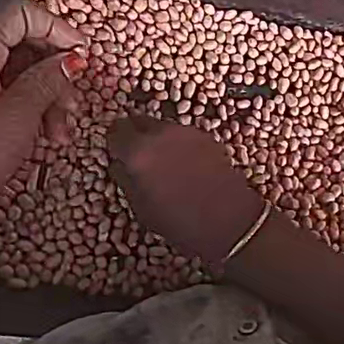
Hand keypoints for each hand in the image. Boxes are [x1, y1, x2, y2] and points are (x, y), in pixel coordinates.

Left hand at [0, 0, 85, 235]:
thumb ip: (47, 81)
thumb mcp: (16, 118)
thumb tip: (73, 58)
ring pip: (23, 70)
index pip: (19, 14)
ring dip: (51, 95)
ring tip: (63, 131)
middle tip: (75, 101)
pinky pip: (13, 92)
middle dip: (57, 69)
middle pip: (24, 43)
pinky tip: (50, 135)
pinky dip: (36, 109)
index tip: (85, 54)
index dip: (58, 28)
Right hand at [108, 116, 263, 263]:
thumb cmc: (180, 221)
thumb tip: (120, 164)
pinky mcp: (207, 137)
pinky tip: (184, 166)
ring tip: (163, 165)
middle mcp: (161, 133)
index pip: (115, 131)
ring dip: (157, 139)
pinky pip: (182, 134)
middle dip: (134, 135)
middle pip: (138, 121)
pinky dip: (178, 144)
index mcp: (138, 151)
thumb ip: (125, 178)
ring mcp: (187, 132)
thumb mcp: (141, 207)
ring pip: (162, 127)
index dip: (114, 143)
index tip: (117, 154)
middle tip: (137, 157)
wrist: (230, 220)